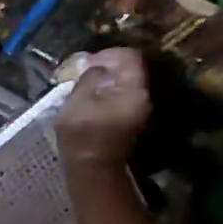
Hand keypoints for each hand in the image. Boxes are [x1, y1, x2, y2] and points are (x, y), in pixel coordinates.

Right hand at [57, 48, 149, 165]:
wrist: (92, 170)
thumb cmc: (82, 133)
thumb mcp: (78, 99)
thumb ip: (89, 76)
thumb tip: (95, 66)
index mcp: (134, 90)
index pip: (129, 56)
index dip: (108, 53)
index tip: (89, 62)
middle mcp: (143, 98)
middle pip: (129, 70)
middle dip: (106, 67)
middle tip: (84, 72)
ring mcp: (140, 111)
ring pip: (125, 85)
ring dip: (106, 82)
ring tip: (84, 87)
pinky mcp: (131, 122)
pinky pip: (122, 98)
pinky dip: (108, 95)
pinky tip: (90, 102)